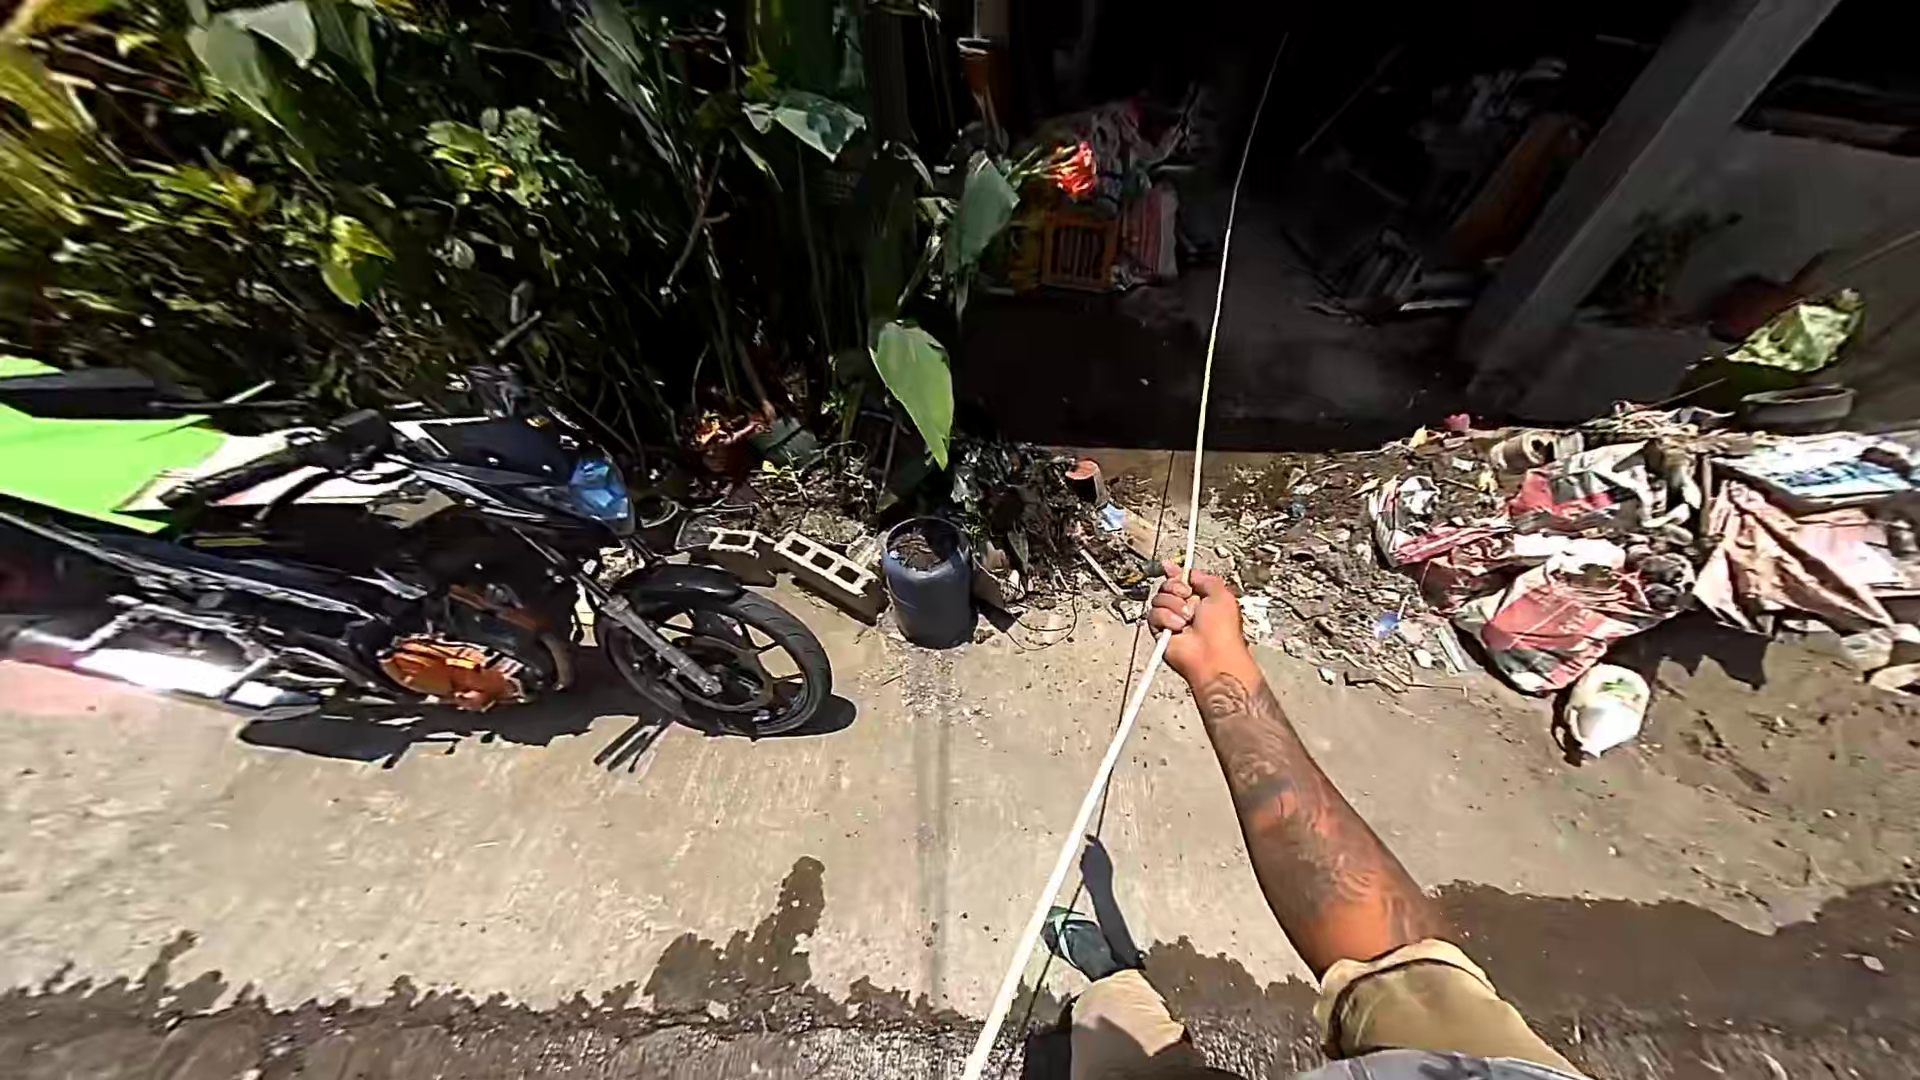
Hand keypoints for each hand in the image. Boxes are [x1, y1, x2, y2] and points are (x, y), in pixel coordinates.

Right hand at [1148, 559, 1250, 683]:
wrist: (1212, 655)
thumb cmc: (1223, 630)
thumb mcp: (1222, 595)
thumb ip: (1205, 578)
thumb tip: (1190, 572)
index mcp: (1201, 599)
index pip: (1182, 580)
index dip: (1176, 573)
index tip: (1169, 566)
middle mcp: (1185, 608)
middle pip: (1167, 586)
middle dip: (1176, 589)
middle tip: (1188, 598)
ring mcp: (1172, 619)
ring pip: (1158, 599)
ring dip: (1173, 606)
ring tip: (1186, 619)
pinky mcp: (1159, 630)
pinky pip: (1153, 614)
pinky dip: (1166, 619)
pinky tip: (1178, 628)